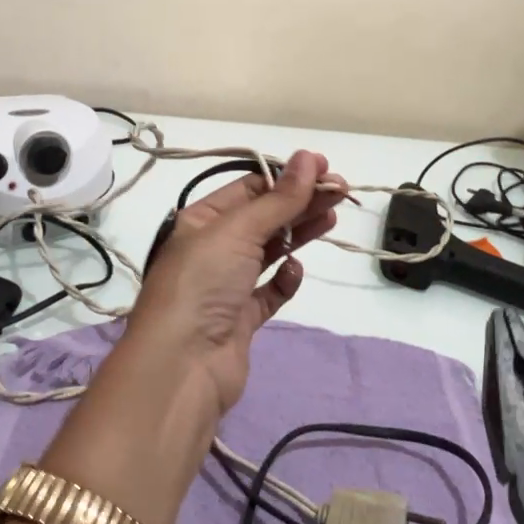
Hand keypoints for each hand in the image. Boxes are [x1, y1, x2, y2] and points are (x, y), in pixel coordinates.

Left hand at [127, 150, 345, 415]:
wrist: (181, 365)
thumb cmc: (203, 283)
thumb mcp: (239, 230)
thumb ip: (279, 199)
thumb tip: (308, 158)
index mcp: (201, 220)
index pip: (249, 187)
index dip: (286, 176)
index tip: (323, 168)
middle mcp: (212, 248)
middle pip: (264, 216)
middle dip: (300, 201)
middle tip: (341, 191)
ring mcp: (226, 285)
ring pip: (269, 250)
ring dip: (298, 233)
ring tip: (332, 217)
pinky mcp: (241, 318)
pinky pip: (269, 291)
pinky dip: (285, 280)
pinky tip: (296, 270)